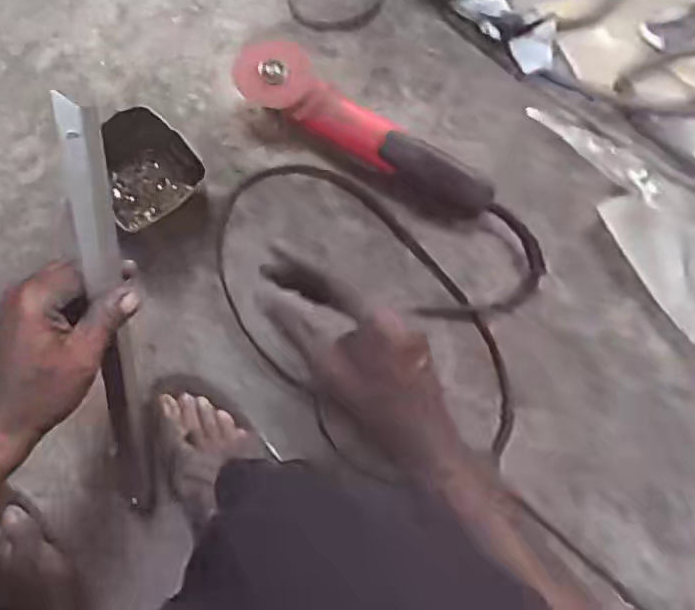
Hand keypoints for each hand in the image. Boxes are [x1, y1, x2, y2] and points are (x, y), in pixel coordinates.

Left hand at [0, 260, 140, 449]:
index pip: (77, 269)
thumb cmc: (43, 393)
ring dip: (83, 294)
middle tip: (126, 292)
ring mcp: (16, 301)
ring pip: (59, 284)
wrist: (2, 423)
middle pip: (67, 272)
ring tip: (113, 307)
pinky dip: (69, 305)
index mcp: (34, 294)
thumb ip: (106, 319)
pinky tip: (89, 320)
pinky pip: (49, 298)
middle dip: (96, 282)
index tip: (132, 275)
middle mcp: (21, 289)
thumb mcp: (82, 357)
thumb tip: (131, 292)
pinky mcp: (16, 315)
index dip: (106, 272)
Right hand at [261, 248, 462, 468]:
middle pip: (339, 284)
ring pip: (348, 297)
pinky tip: (315, 307)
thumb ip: (295, 330)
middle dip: (302, 276)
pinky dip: (333, 305)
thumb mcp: (328, 370)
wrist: (429, 447)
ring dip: (316, 290)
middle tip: (269, 270)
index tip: (270, 248)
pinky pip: (358, 310)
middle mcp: (389, 309)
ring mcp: (398, 322)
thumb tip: (266, 299)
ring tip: (284, 283)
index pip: (328, 277)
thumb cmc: (375, 410)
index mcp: (374, 313)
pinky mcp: (400, 336)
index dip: (295, 263)